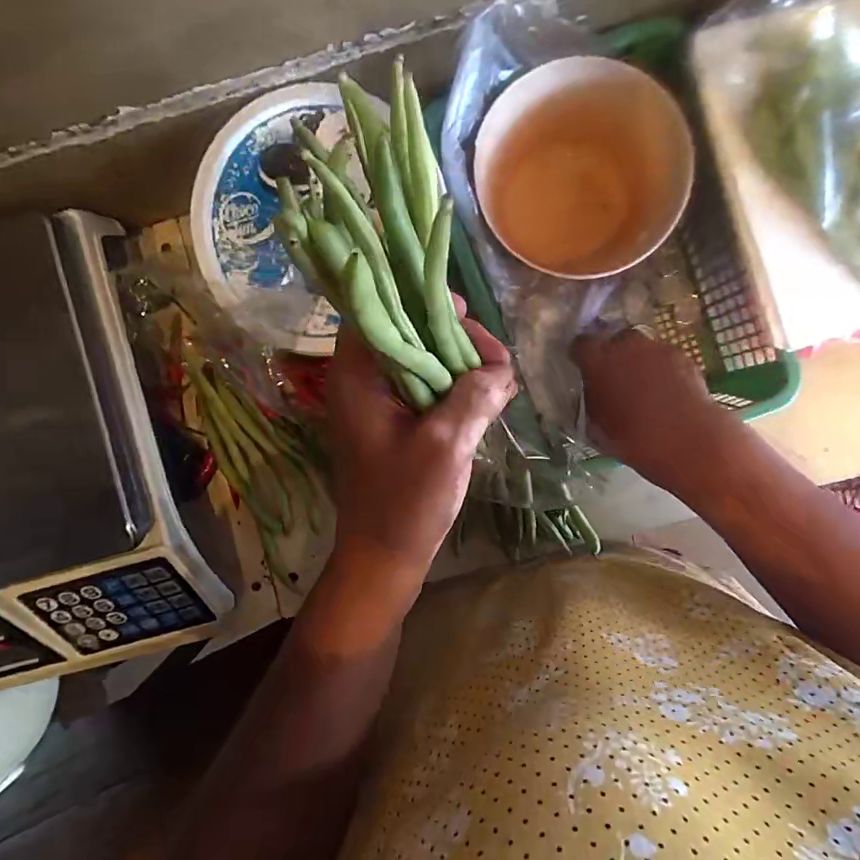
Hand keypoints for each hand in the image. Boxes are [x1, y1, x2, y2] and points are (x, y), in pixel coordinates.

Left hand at [323, 310, 516, 586]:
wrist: (385, 558)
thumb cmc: (404, 503)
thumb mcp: (445, 445)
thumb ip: (474, 397)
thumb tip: (502, 369)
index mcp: (358, 378)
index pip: (378, 311)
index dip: (417, 301)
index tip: (462, 311)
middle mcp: (363, 383)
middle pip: (407, 333)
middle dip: (453, 338)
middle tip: (494, 359)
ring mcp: (379, 405)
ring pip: (421, 362)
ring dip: (460, 365)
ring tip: (499, 380)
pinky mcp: (396, 424)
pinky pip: (426, 390)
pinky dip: (455, 389)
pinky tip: (489, 399)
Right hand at [572, 327, 730, 487]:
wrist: (687, 440)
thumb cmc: (633, 439)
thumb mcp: (596, 427)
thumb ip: (588, 402)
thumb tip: (588, 395)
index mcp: (598, 359)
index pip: (580, 344)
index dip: (580, 357)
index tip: (582, 370)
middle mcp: (625, 344)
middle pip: (613, 341)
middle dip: (612, 356)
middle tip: (615, 380)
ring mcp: (656, 347)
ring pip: (641, 349)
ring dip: (638, 362)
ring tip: (644, 389)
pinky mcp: (682, 355)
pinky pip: (663, 358)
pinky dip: (662, 370)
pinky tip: (667, 392)